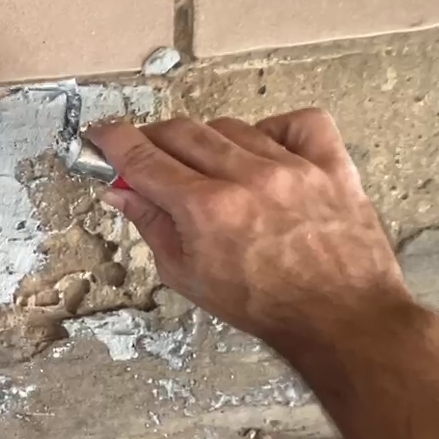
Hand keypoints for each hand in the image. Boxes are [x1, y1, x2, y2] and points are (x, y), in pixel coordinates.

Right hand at [88, 109, 418, 355]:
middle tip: (142, 154)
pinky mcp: (332, 167)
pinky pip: (300, 122)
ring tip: (201, 165)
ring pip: (229, 126)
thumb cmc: (256, 301)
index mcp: (204, 208)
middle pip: (181, 131)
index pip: (143, 157)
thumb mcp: (181, 271)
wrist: (339, 316)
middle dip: (150, 137)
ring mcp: (293, 168)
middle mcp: (246, 178)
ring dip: (203, 140)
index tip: (99, 134)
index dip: (112, 140)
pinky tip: (259, 150)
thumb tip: (118, 192)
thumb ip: (149, 223)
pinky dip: (271, 129)